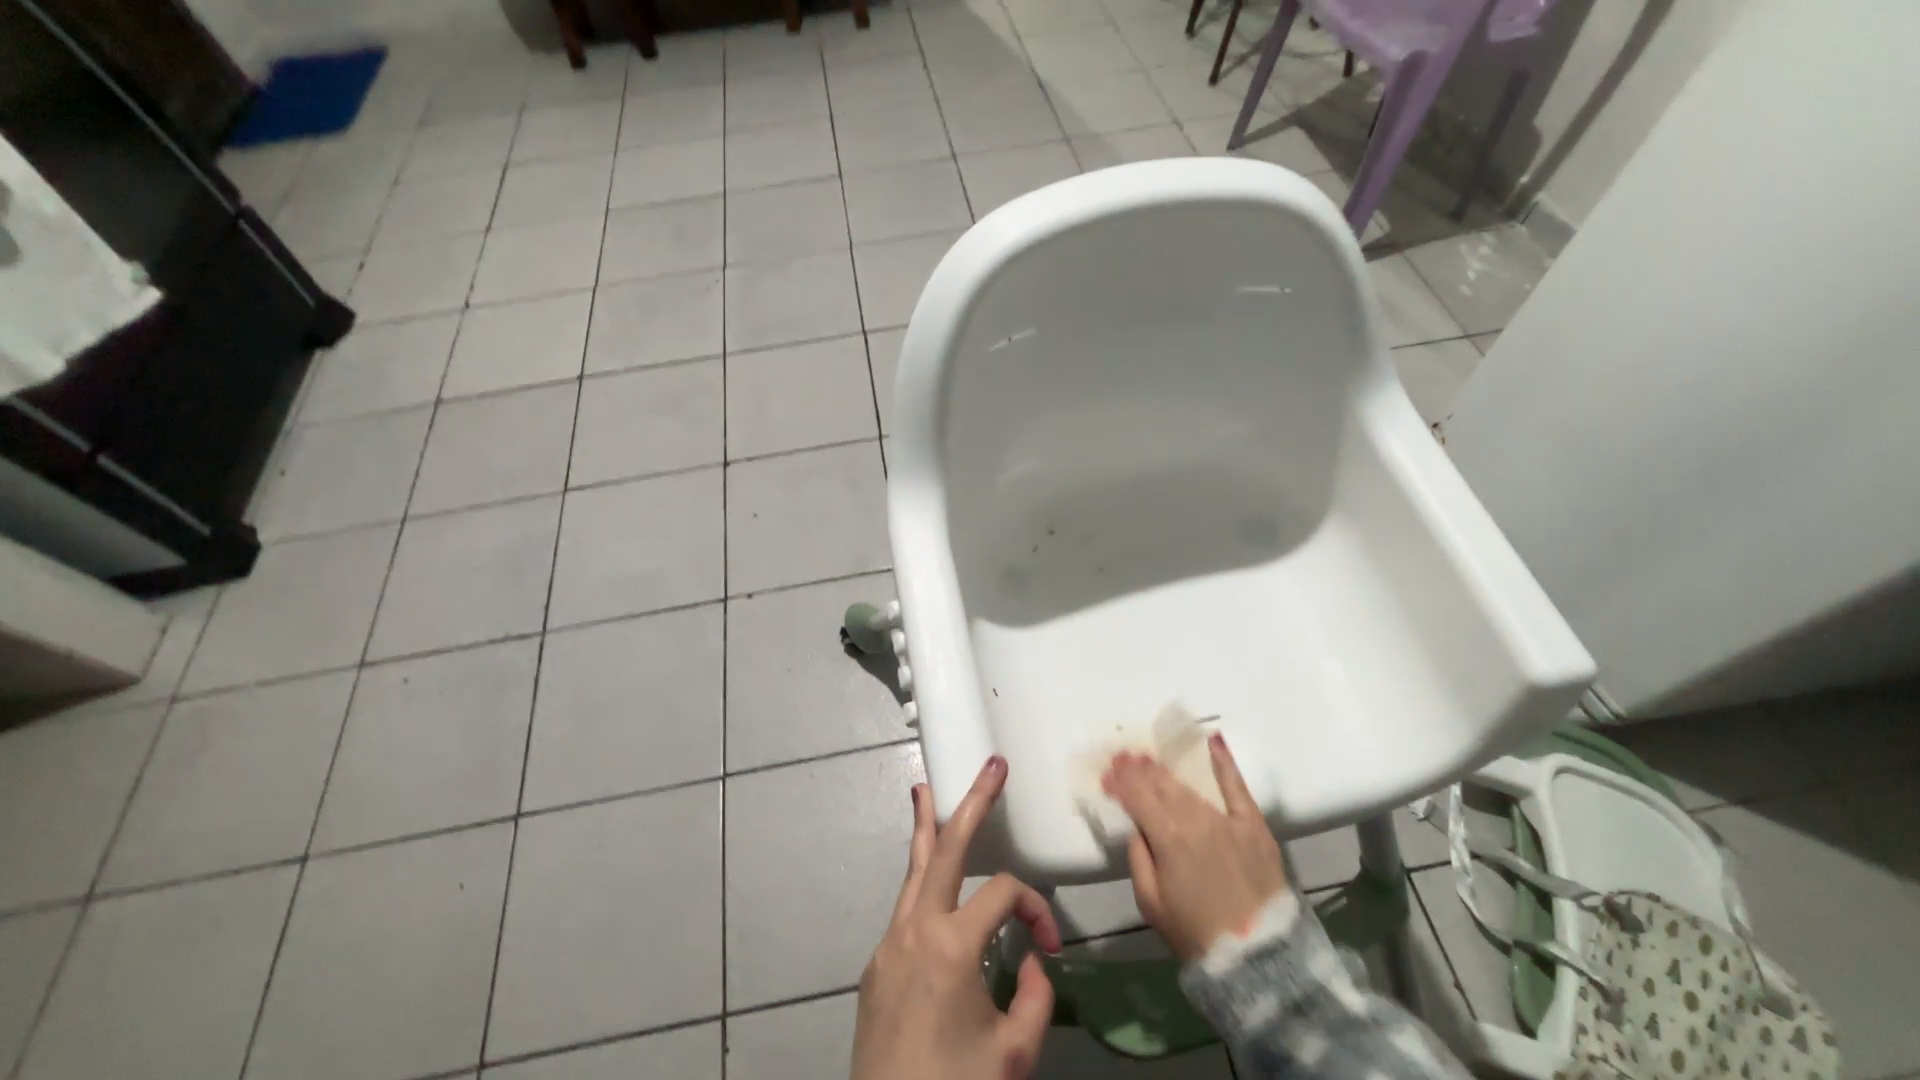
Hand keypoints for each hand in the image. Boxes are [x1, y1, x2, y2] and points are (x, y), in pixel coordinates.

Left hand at [852, 756, 1063, 1079]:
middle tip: (990, 766)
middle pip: (944, 851)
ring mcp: (887, 946)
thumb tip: (1033, 962)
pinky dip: (922, 884)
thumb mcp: (1014, 1051)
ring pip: (912, 874)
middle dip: (970, 804)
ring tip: (925, 792)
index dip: (1037, 910)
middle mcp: (913, 931)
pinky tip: (933, 885)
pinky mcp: (875, 968)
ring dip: (926, 831)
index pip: (1006, 895)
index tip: (1048, 950)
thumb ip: (1035, 996)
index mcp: (951, 945)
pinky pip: (904, 911)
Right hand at [1102, 734, 1286, 961]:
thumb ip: (1139, 859)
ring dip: (1168, 767)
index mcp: (1168, 840)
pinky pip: (1237, 786)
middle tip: (1124, 756)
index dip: (1119, 784)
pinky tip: (1211, 741)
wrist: (1256, 955)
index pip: (1137, 798)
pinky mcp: (1254, 825)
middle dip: (1139, 769)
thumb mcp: (1150, 903)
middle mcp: (1196, 821)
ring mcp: (1227, 820)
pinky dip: (1223, 762)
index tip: (1105, 775)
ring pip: (1191, 785)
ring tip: (1151, 756)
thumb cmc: (1195, 933)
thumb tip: (1136, 828)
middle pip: (1162, 785)